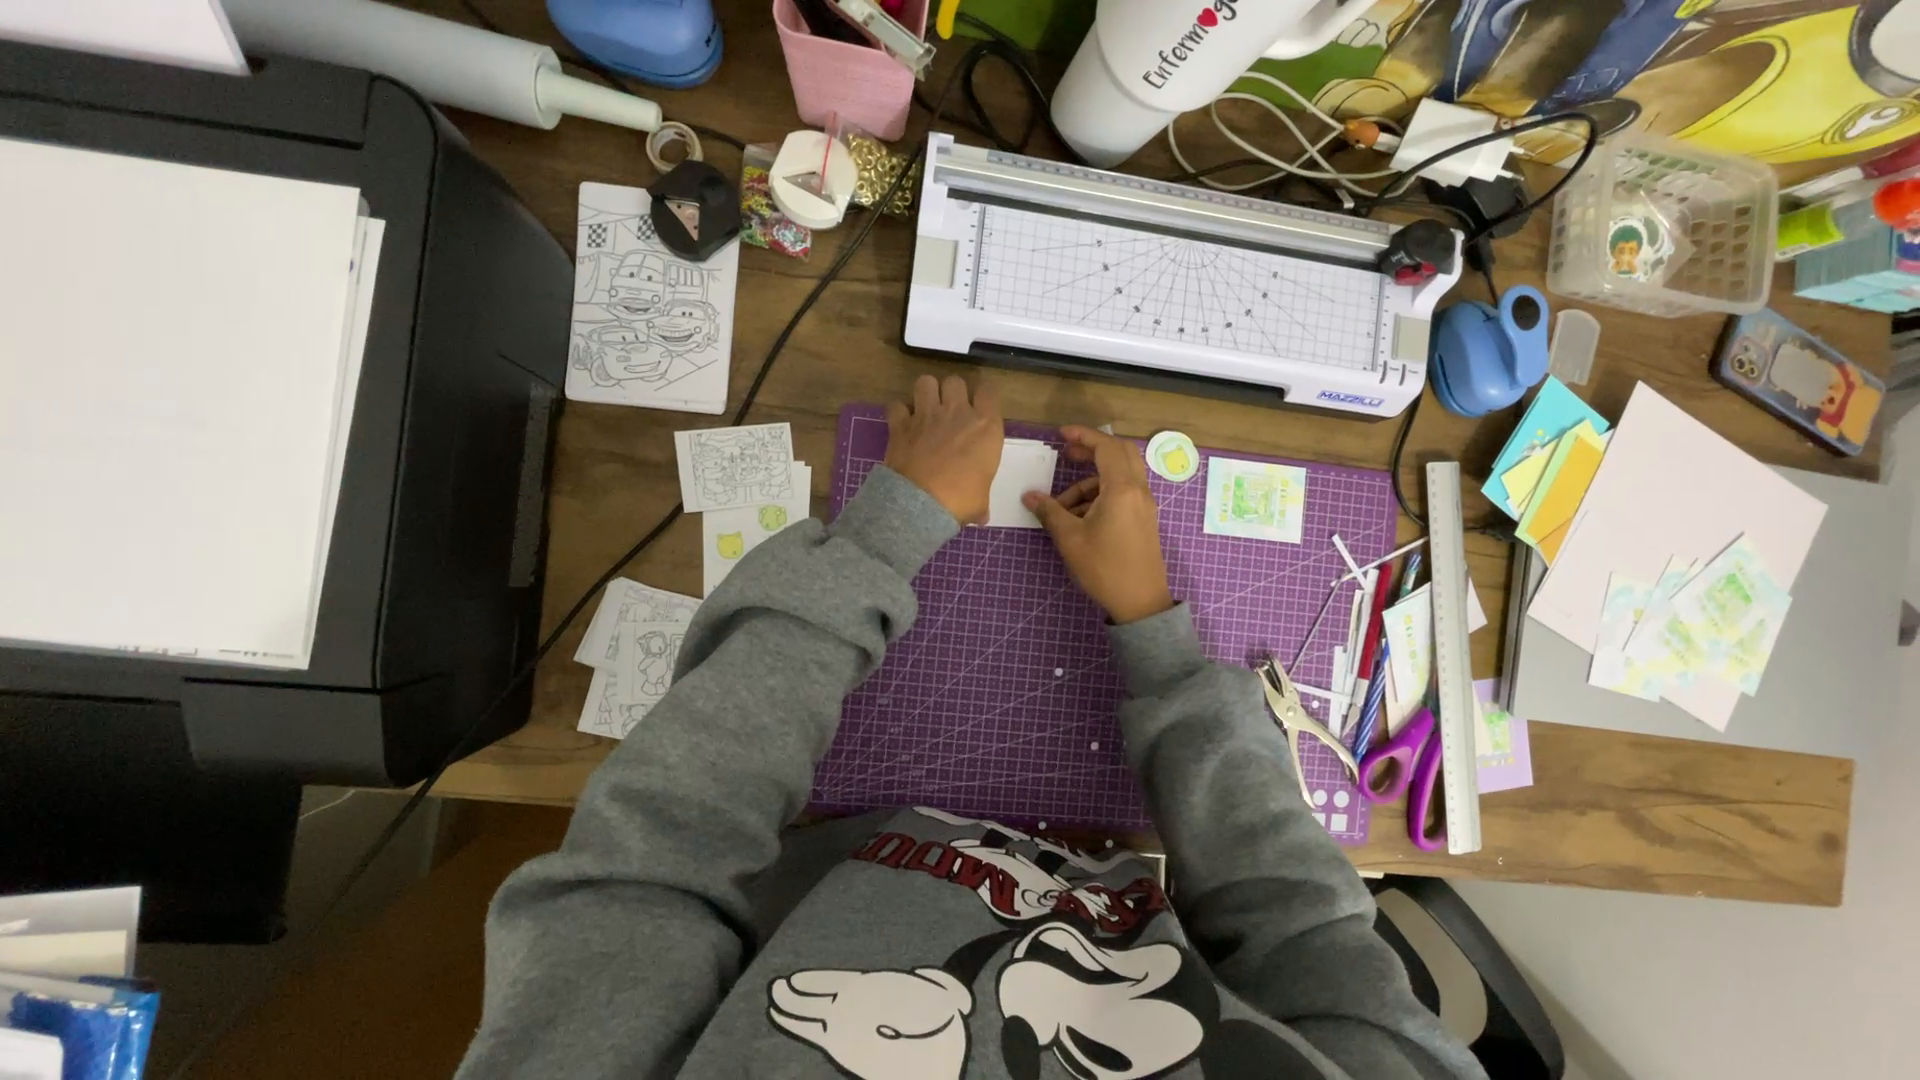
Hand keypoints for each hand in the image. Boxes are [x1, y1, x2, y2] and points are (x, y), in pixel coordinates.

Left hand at [884, 375, 1003, 524]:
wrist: (921, 503)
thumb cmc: (960, 500)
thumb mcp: (980, 502)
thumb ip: (981, 501)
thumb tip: (982, 517)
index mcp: (985, 426)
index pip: (989, 391)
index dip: (984, 397)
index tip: (980, 409)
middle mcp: (957, 412)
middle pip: (956, 381)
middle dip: (952, 392)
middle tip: (951, 410)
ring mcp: (927, 415)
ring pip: (926, 381)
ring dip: (926, 392)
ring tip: (926, 409)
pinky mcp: (901, 424)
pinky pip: (897, 405)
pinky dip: (898, 413)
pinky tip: (902, 424)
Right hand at [1022, 426, 1173, 624]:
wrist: (1140, 602)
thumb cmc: (1104, 567)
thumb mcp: (1070, 538)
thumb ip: (1050, 511)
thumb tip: (1030, 496)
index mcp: (1122, 489)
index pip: (1106, 447)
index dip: (1083, 436)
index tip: (1061, 435)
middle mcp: (1138, 490)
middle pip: (1119, 454)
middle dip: (1091, 450)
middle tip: (1066, 455)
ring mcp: (1144, 505)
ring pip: (1118, 477)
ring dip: (1090, 482)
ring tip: (1063, 508)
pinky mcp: (1144, 519)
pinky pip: (1122, 494)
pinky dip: (1101, 495)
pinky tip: (1080, 518)